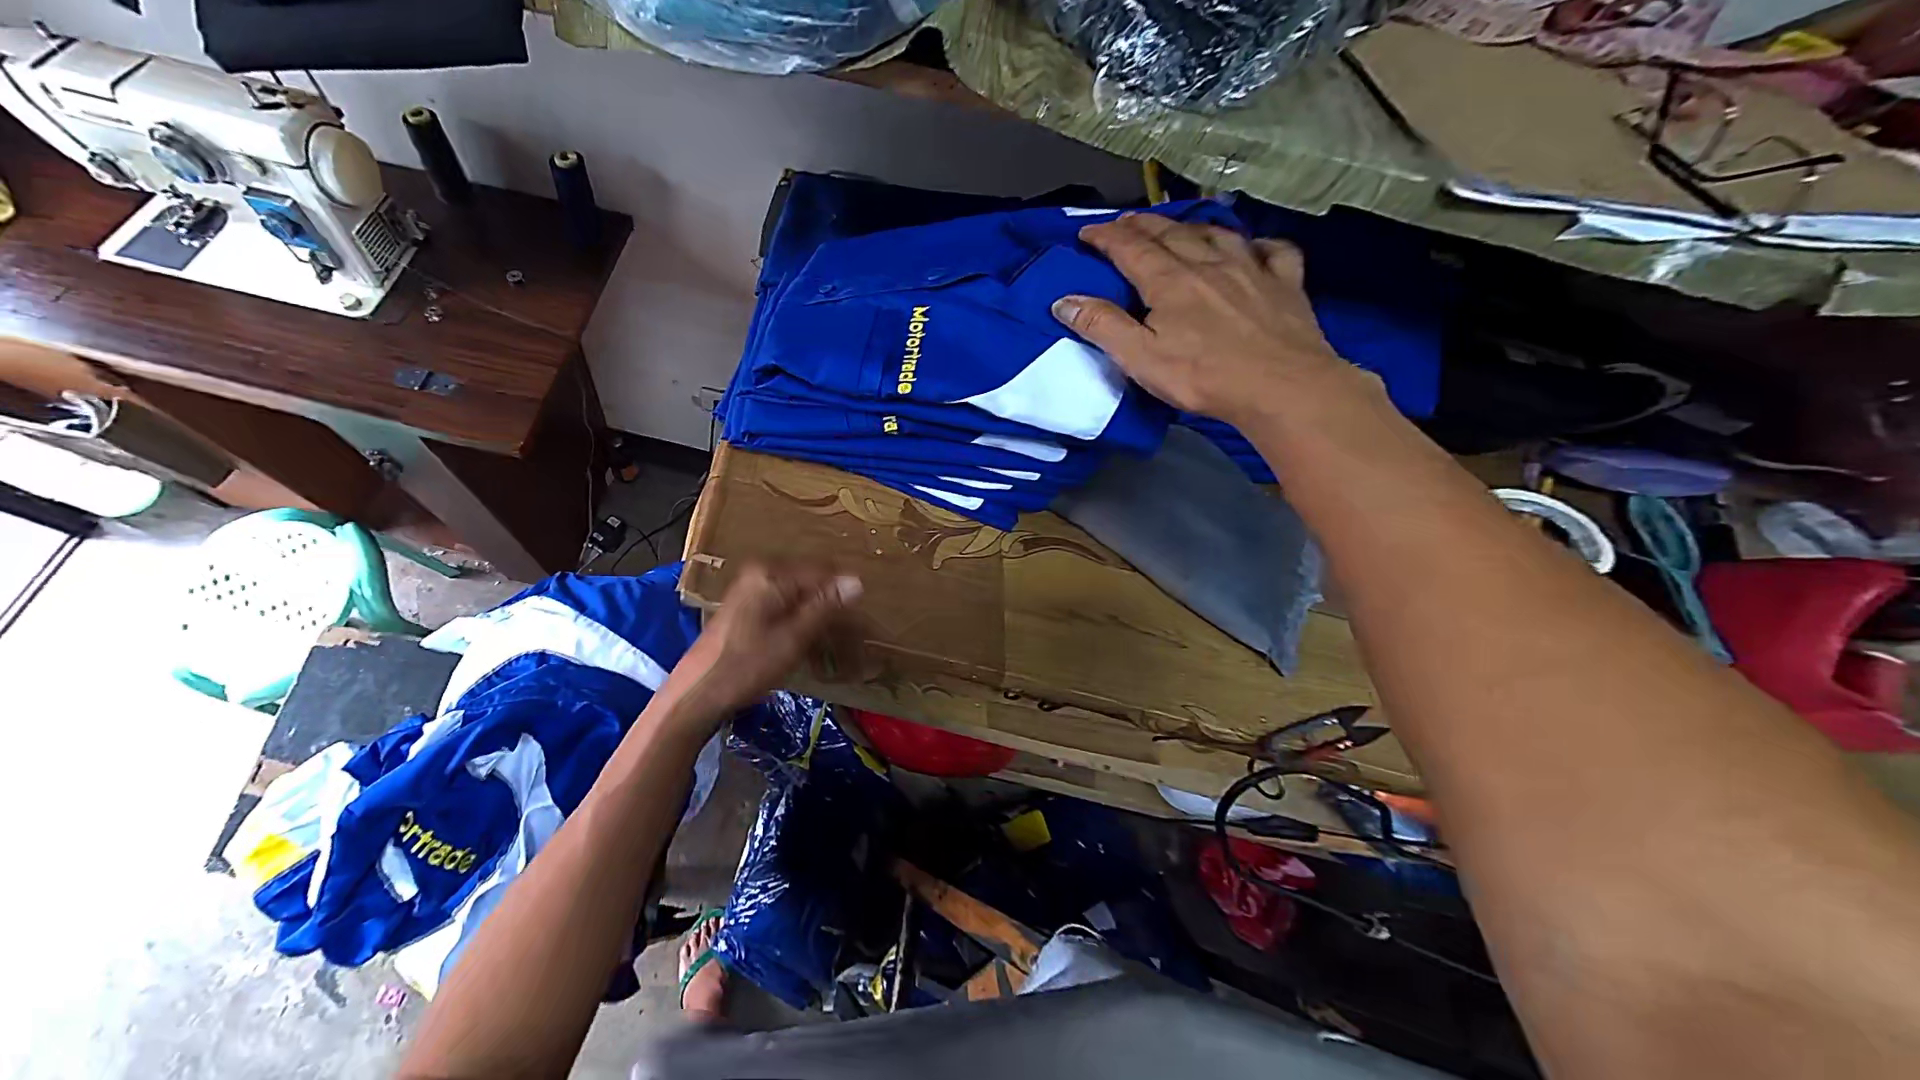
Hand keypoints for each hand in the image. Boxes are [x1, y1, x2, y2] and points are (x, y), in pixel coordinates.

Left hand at [661, 563, 862, 720]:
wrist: (696, 694)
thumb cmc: (746, 666)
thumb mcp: (793, 638)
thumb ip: (825, 606)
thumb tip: (857, 582)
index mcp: (771, 574)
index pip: (825, 572)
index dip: (846, 595)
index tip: (863, 621)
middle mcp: (759, 573)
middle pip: (810, 583)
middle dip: (832, 606)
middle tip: (849, 636)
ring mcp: (750, 590)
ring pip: (798, 596)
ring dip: (817, 617)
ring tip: (831, 644)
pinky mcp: (745, 608)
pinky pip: (783, 606)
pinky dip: (799, 622)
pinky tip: (806, 645)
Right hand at [1052, 213, 1369, 427]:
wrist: (1280, 386)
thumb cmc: (1204, 376)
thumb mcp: (1141, 358)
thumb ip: (1102, 326)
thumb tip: (1064, 300)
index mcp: (1170, 281)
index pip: (1130, 248)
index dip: (1106, 238)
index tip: (1087, 233)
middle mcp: (1209, 264)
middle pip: (1171, 233)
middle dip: (1142, 225)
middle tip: (1124, 223)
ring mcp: (1251, 269)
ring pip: (1218, 234)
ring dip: (1193, 227)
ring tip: (1179, 227)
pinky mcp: (1286, 283)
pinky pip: (1273, 251)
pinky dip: (1258, 244)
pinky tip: (1253, 248)